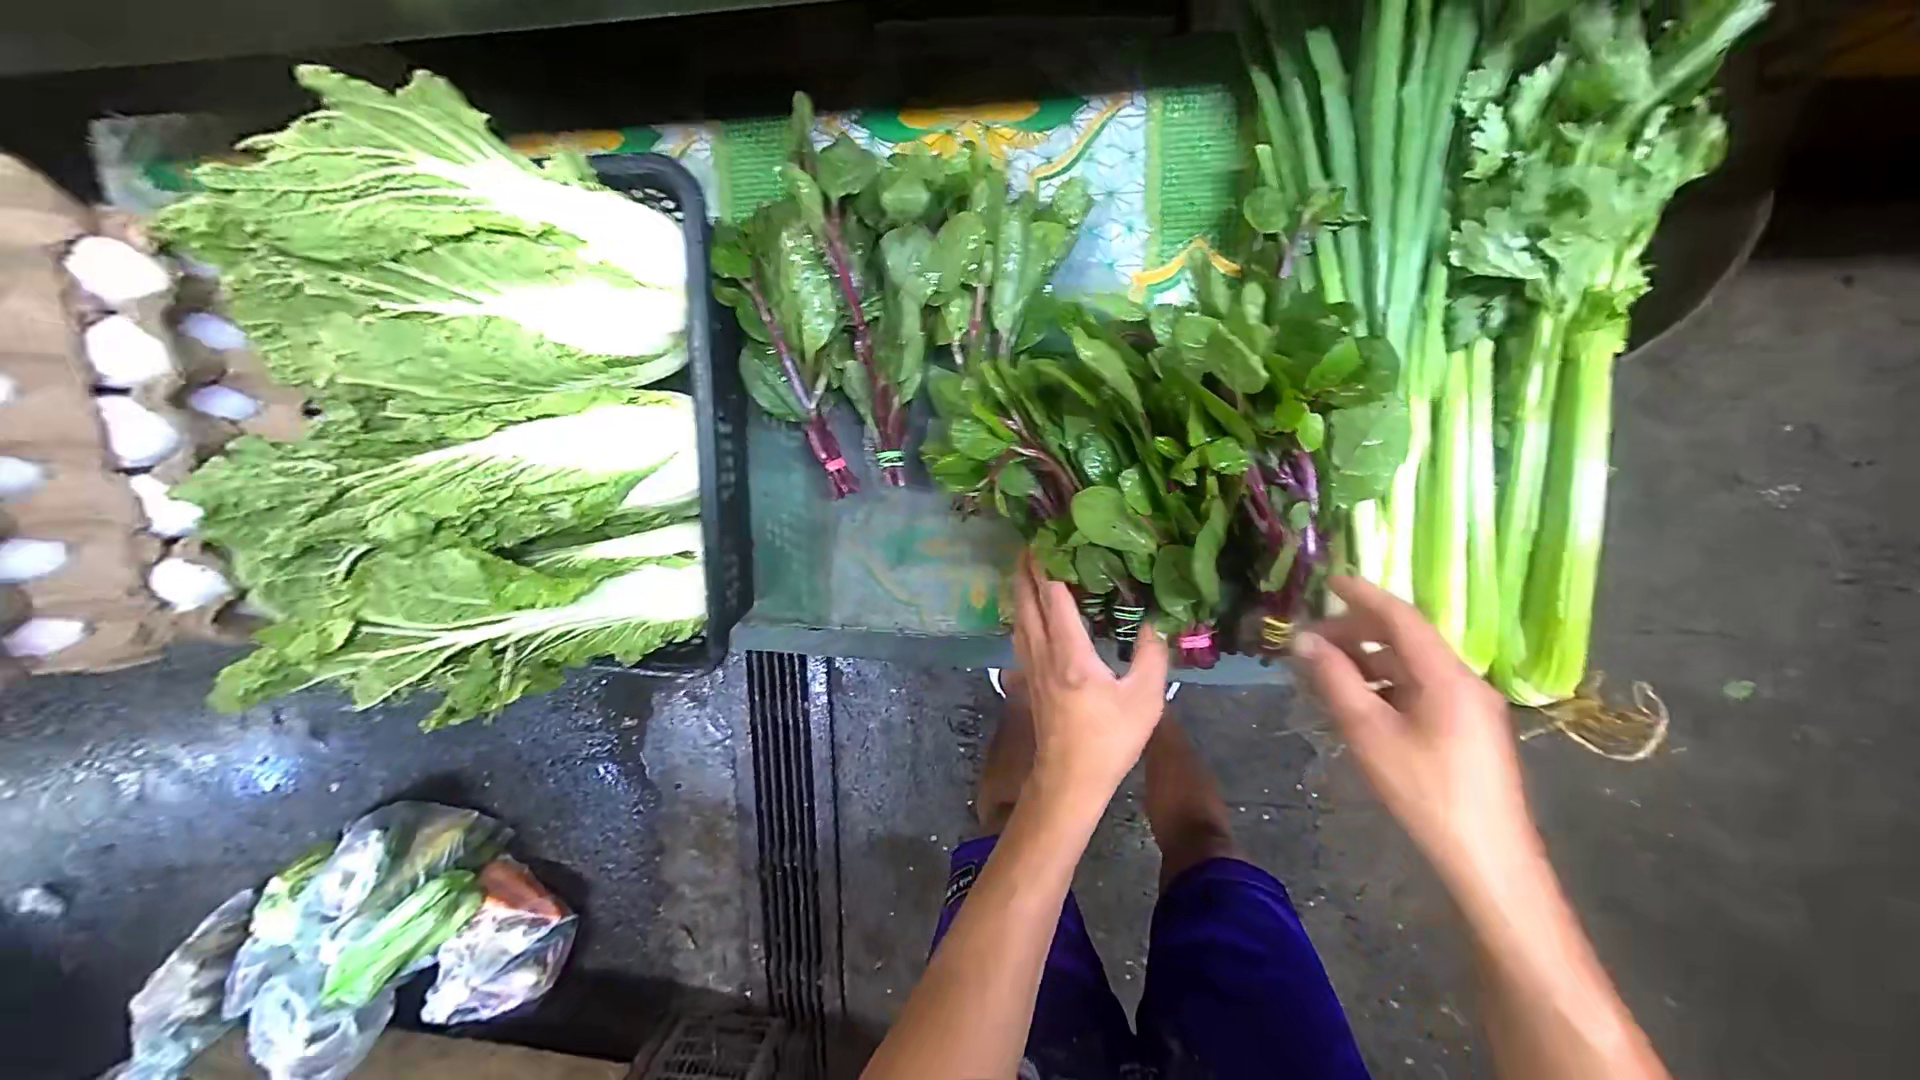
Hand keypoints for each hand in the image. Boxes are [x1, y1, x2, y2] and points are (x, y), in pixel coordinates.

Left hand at [1010, 553, 1169, 800]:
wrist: (1069, 779)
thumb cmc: (1109, 740)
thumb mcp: (1144, 698)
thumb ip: (1151, 654)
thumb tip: (1157, 618)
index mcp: (1069, 652)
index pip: (1053, 596)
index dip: (1050, 564)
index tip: (1052, 537)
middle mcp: (1043, 651)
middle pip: (1026, 599)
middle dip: (1026, 568)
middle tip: (1033, 540)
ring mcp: (1030, 665)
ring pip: (1019, 615)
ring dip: (1021, 587)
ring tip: (1027, 565)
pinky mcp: (1028, 677)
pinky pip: (1020, 632)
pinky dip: (1022, 610)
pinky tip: (1028, 609)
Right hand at [1291, 576, 1538, 888]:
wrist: (1487, 858)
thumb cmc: (1425, 791)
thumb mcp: (1369, 732)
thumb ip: (1335, 680)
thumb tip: (1304, 640)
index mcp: (1448, 676)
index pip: (1402, 618)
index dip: (1363, 595)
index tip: (1329, 581)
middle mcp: (1464, 681)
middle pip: (1405, 639)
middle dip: (1356, 632)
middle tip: (1310, 640)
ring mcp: (1469, 705)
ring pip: (1410, 665)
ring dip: (1366, 659)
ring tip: (1324, 668)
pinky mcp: (1465, 727)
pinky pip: (1418, 687)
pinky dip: (1383, 682)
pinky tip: (1355, 698)